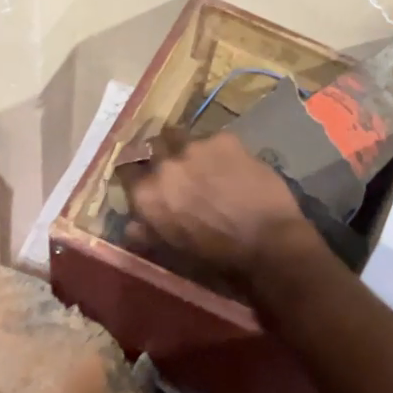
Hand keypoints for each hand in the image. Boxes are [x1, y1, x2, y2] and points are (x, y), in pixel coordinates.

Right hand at [125, 131, 309, 270]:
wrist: (267, 242)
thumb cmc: (217, 257)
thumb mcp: (174, 250)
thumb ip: (148, 232)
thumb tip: (131, 225)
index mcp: (145, 195)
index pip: (125, 170)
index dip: (135, 172)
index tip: (145, 176)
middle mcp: (163, 165)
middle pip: (152, 147)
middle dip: (161, 155)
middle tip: (178, 169)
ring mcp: (194, 148)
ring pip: (180, 136)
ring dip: (186, 147)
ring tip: (204, 162)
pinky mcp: (224, 139)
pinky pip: (214, 139)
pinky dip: (219, 151)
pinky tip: (234, 166)